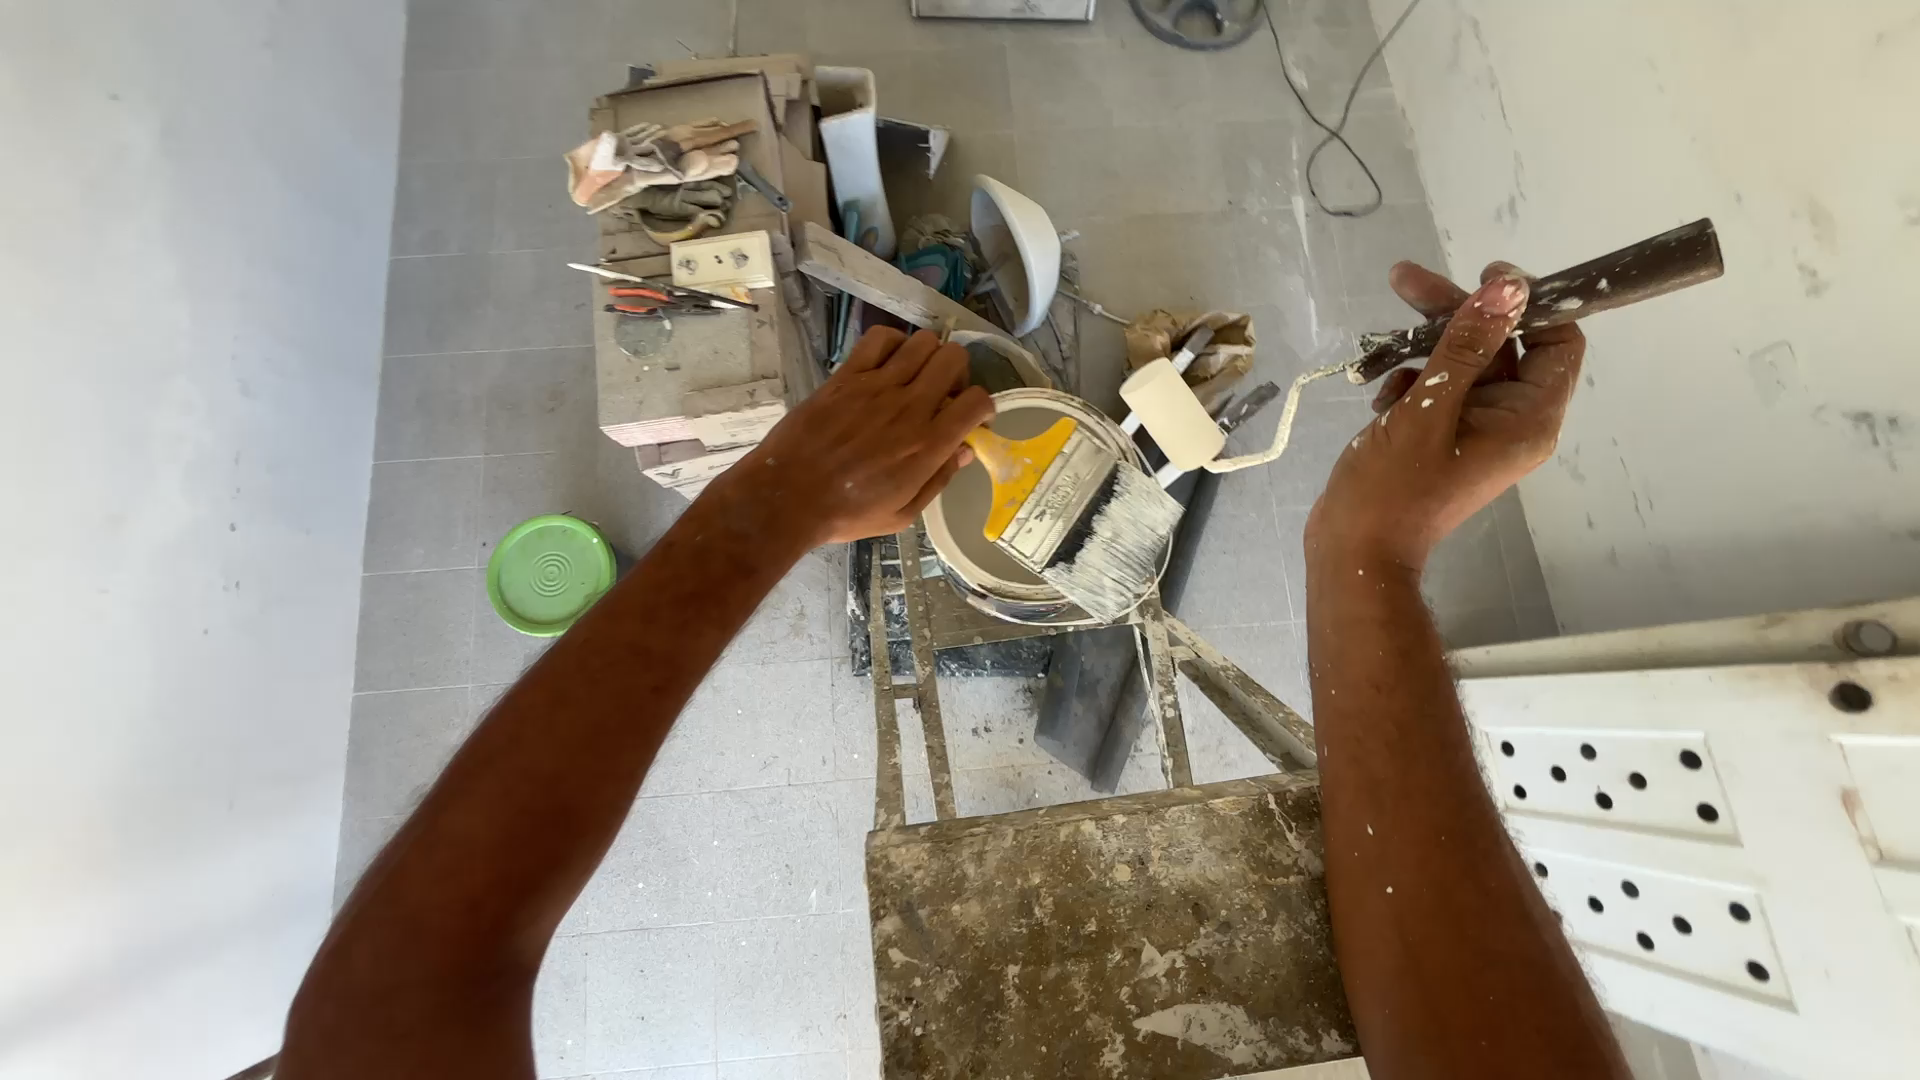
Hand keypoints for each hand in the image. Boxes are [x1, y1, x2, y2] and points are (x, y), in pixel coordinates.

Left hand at [721, 327, 995, 545]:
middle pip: (954, 359)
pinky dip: (893, 343)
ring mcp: (876, 386)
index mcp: (928, 445)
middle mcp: (909, 407)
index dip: (983, 406)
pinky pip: (879, 338)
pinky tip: (888, 364)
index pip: (977, 401)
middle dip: (958, 374)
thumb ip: (939, 479)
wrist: (788, 497)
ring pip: (923, 342)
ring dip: (928, 357)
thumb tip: (965, 450)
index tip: (973, 418)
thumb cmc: (848, 514)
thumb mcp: (903, 513)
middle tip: (944, 395)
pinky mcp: (846, 376)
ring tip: (916, 378)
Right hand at [1307, 262, 1584, 570]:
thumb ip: (1465, 347)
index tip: (1481, 275)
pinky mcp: (1440, 441)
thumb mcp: (1426, 411)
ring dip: (1422, 353)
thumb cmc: (1390, 488)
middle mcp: (1510, 422)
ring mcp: (1473, 433)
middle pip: (1499, 347)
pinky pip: (1438, 394)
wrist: (1354, 550)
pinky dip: (1409, 384)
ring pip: (1461, 368)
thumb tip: (1508, 287)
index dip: (1527, 302)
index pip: (1557, 340)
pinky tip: (1378, 397)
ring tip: (1378, 356)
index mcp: (1527, 418)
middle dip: (1453, 315)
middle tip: (1402, 282)